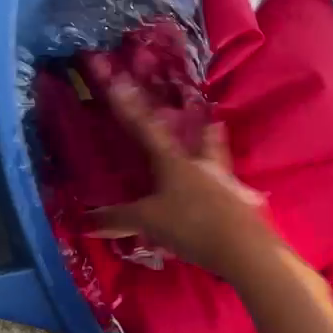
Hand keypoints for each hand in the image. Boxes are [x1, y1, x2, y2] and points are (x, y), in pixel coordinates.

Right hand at [85, 77, 276, 277]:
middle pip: (201, 140)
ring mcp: (228, 187)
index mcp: (174, 162)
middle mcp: (202, 167)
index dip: (130, 106)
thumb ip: (118, 219)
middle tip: (208, 114)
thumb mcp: (148, 221)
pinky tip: (239, 196)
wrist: (247, 253)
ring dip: (218, 152)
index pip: (146, 128)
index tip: (122, 79)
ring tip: (221, 138)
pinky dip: (234, 191)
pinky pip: (236, 194)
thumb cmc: (192, 225)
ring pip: (221, 163)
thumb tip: (85, 221)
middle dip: (201, 127)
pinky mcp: (246, 211)